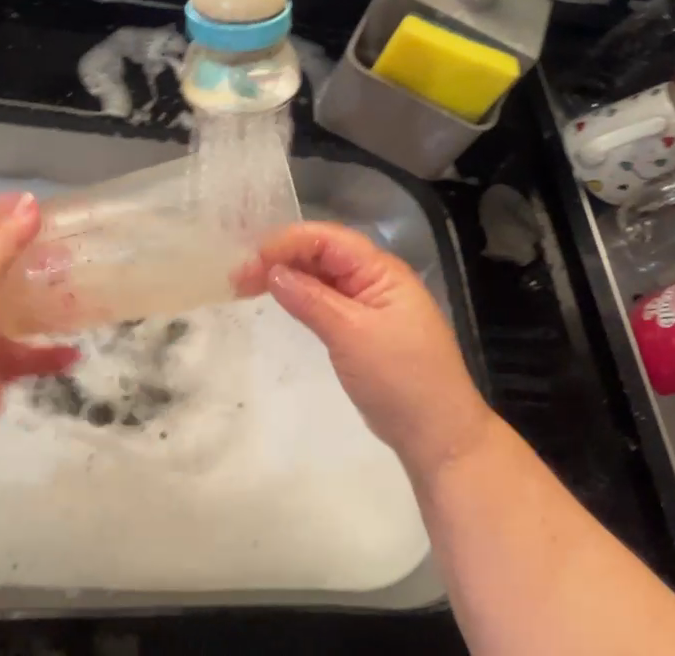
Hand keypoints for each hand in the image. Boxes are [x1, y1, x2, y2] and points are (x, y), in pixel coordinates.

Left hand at [0, 193, 79, 440]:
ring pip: (18, 314)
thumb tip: (31, 201)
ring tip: (82, 297)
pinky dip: (49, 354)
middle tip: (73, 252)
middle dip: (35, 262)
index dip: (3, 216)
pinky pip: (26, 356)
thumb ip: (3, 244)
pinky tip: (75, 353)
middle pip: (2, 274)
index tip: (41, 203)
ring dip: (48, 306)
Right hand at [233, 222, 494, 477]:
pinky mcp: (361, 329)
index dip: (286, 243)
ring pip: (321, 275)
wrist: (438, 435)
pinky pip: (326, 299)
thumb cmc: (401, 380)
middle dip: (280, 257)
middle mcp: (375, 279)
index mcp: (381, 270)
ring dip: (286, 276)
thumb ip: (311, 300)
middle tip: (237, 278)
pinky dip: (300, 297)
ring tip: (246, 286)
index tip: (248, 262)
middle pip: (321, 253)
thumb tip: (272, 271)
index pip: (327, 239)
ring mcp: (369, 304)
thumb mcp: (352, 336)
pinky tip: (278, 300)